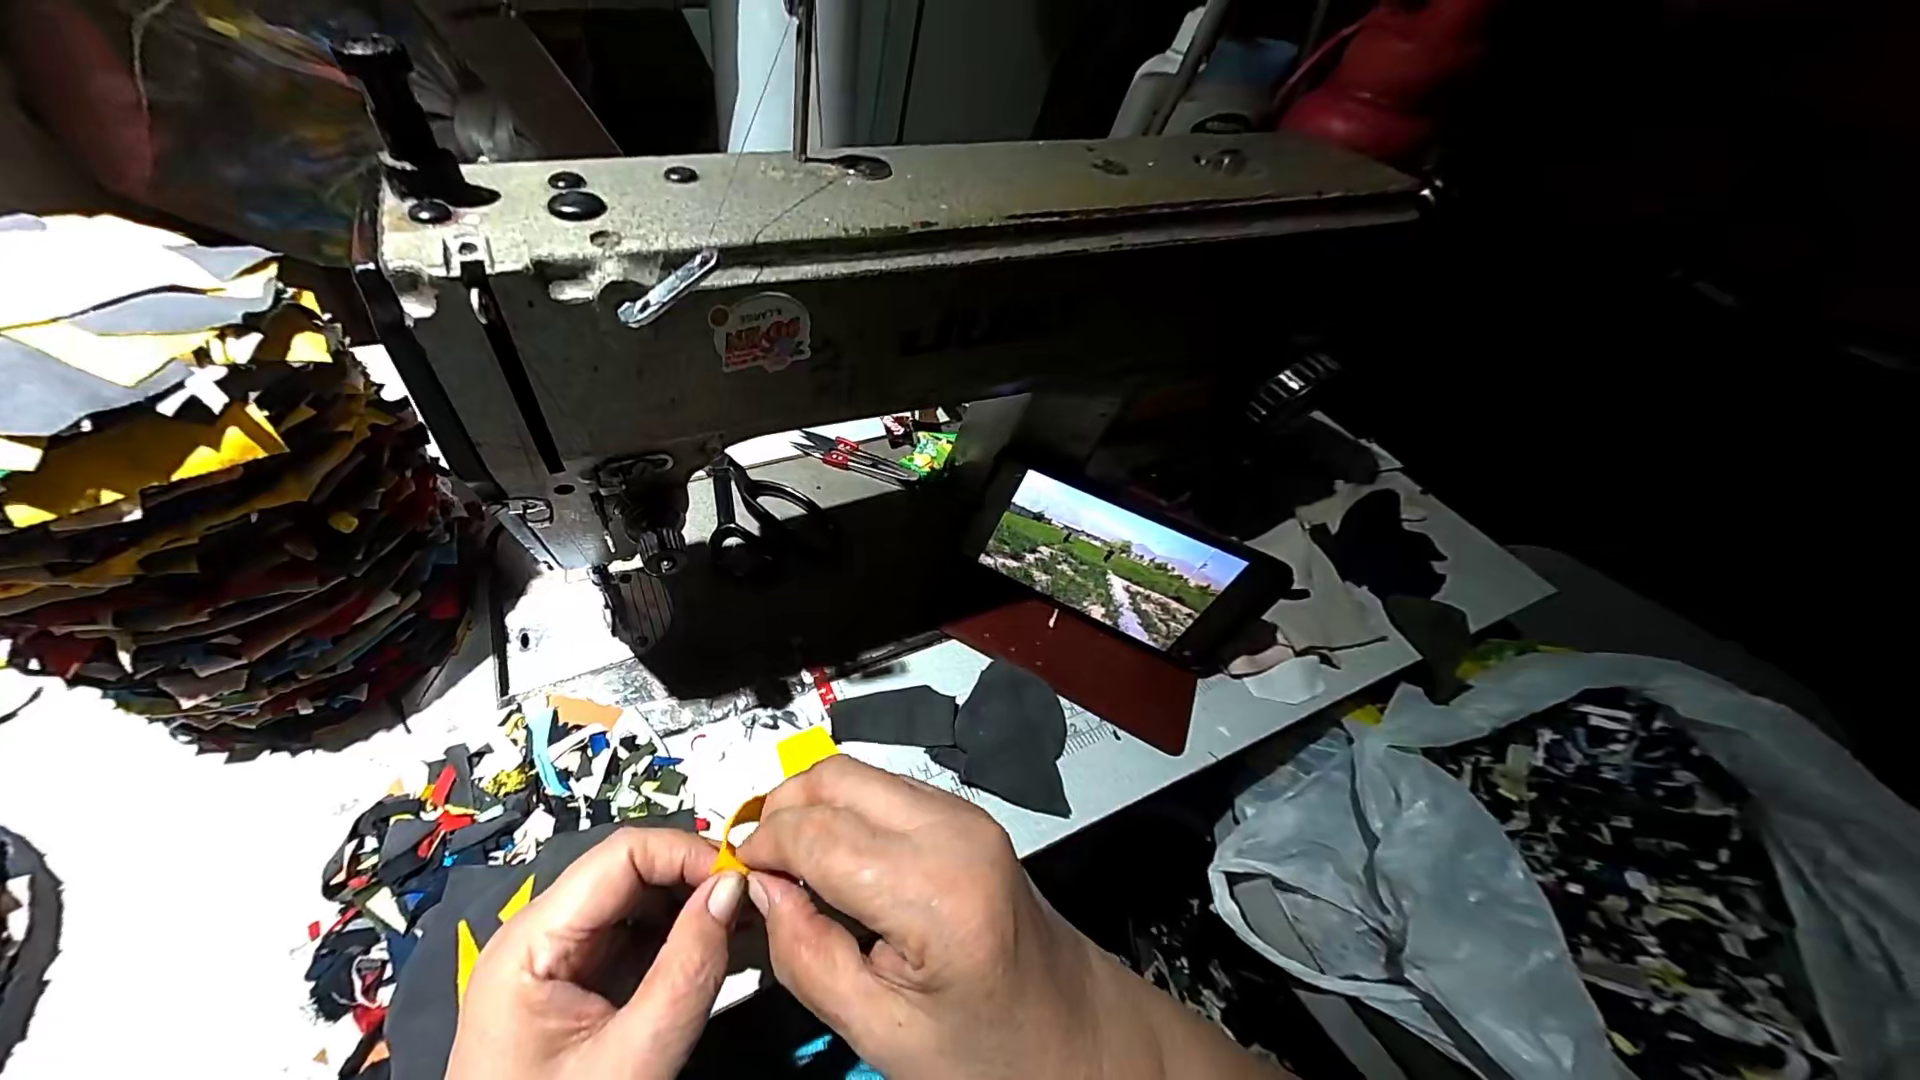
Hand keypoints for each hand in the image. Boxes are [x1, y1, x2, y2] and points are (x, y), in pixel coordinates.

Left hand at [445, 828, 745, 1079]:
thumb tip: (733, 887)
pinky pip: (643, 927)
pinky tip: (722, 938)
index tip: (739, 876)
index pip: (624, 853)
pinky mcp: (586, 971)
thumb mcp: (633, 1058)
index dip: (688, 853)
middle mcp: (542, 933)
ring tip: (745, 916)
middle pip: (635, 867)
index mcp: (532, 943)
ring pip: (645, 893)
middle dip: (698, 875)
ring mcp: (564, 952)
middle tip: (752, 894)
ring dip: (697, 898)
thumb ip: (688, 968)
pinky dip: (686, 927)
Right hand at [732, 756, 1126, 1078]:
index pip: (819, 834)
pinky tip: (835, 853)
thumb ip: (807, 956)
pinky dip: (846, 808)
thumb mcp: (882, 1031)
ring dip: (813, 804)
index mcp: (936, 892)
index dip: (764, 847)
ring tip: (792, 860)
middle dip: (782, 808)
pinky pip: (886, 787)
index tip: (739, 872)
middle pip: (835, 777)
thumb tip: (762, 891)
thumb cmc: (993, 1045)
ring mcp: (964, 814)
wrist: (1070, 1024)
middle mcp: (954, 831)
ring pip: (859, 772)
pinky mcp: (964, 813)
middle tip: (758, 860)